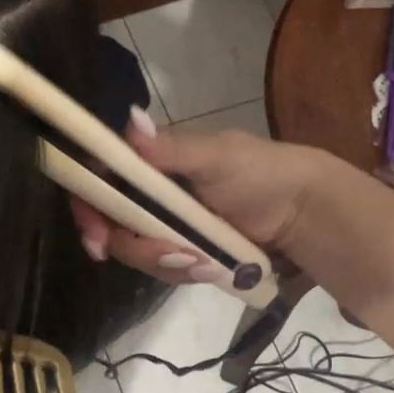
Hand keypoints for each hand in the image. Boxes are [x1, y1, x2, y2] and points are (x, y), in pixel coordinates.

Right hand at [71, 106, 329, 283]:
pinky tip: (211, 269)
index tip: (98, 234)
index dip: (88, 208)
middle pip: (108, 225)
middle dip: (134, 246)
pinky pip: (160, 269)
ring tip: (205, 262)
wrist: (306, 215)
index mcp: (147, 164)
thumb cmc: (262, 173)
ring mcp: (162, 226)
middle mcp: (146, 195)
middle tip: (169, 254)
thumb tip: (130, 120)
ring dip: (164, 261)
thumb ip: (170, 148)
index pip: (96, 182)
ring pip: (133, 251)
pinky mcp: (179, 253)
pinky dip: (183, 272)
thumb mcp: (218, 156)